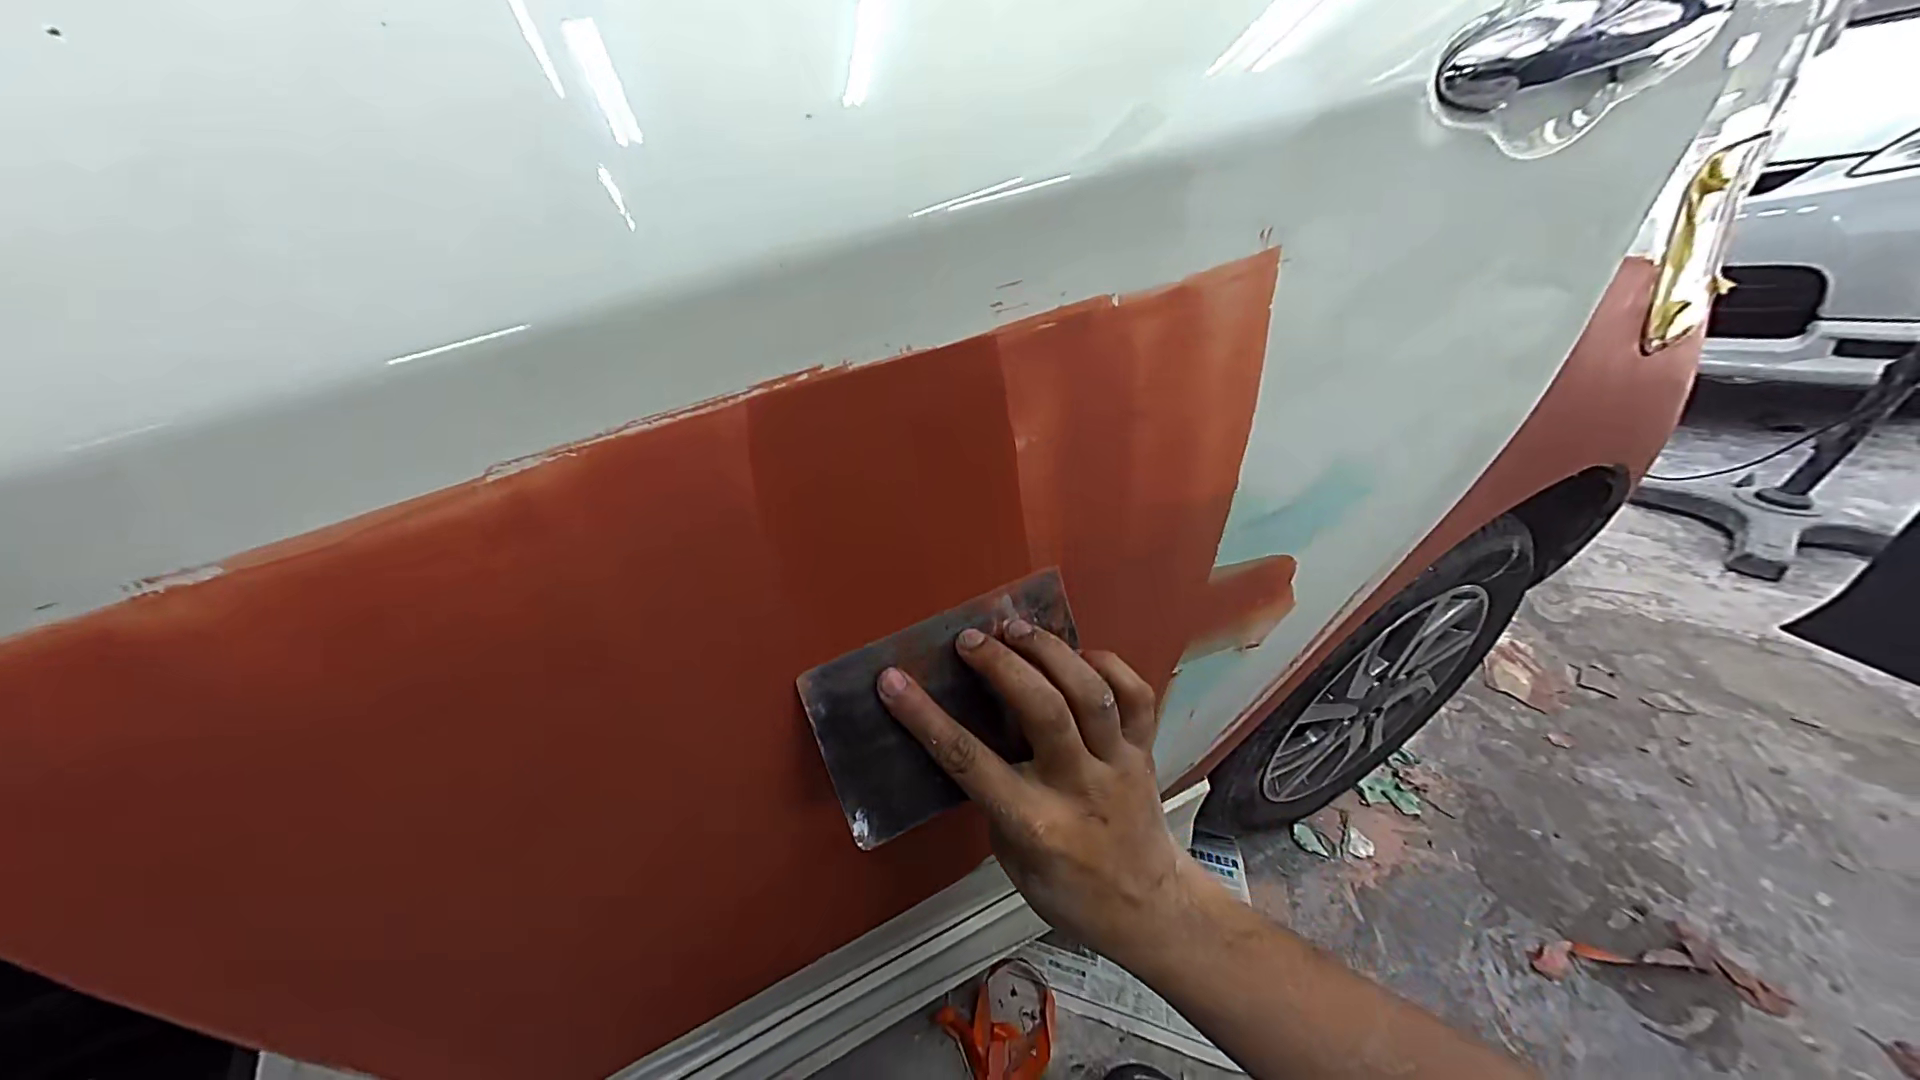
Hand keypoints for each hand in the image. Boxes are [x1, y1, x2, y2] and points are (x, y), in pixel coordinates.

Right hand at [875, 620, 1210, 965]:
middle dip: (1001, 664)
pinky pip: (1135, 694)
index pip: (968, 760)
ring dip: (1050, 652)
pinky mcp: (1145, 750)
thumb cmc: (1070, 890)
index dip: (924, 716)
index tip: (894, 681)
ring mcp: (1118, 764)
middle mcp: (1078, 786)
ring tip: (1017, 628)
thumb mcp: (1011, 858)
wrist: (1149, 910)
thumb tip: (977, 736)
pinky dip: (1107, 664)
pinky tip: (1078, 653)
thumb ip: (995, 797)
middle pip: (1042, 710)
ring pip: (1090, 694)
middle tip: (969, 639)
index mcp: (1035, 822)